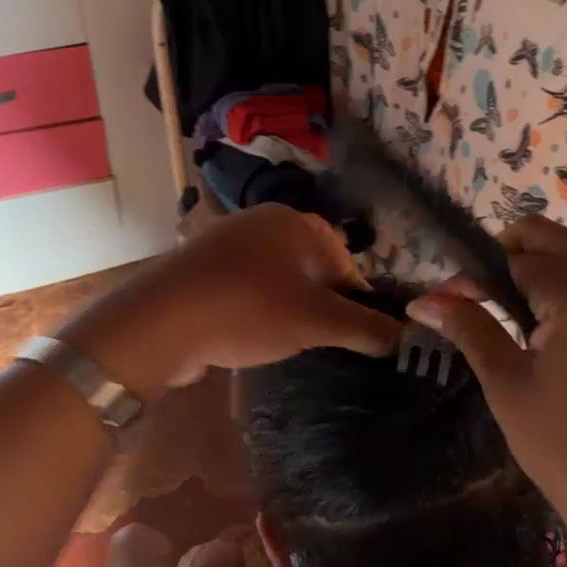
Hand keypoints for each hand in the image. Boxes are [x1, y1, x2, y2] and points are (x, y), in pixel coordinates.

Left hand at [59, 205, 401, 400]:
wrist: (159, 323)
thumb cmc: (248, 310)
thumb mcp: (317, 322)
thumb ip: (366, 328)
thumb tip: (407, 336)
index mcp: (296, 223)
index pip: (347, 264)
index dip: (360, 303)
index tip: (362, 339)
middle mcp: (262, 223)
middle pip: (313, 270)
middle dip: (323, 307)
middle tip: (324, 344)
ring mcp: (227, 244)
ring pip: (279, 281)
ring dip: (290, 311)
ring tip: (289, 344)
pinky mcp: (202, 271)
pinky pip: (246, 291)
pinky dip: (257, 313)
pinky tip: (253, 337)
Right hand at [403, 216, 566, 551]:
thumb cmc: (564, 444)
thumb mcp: (507, 383)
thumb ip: (469, 327)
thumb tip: (422, 301)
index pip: (515, 257)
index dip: (475, 276)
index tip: (448, 305)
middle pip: (552, 241)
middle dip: (509, 260)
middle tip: (481, 306)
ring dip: (541, 277)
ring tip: (516, 329)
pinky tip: (554, 343)